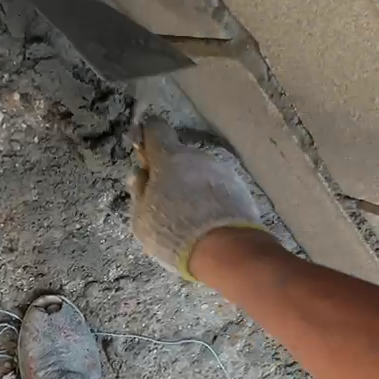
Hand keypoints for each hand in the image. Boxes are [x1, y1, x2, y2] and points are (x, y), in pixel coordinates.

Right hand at [127, 117, 267, 278]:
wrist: (223, 248)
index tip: (144, 156)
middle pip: (180, 157)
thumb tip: (140, 174)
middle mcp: (197, 156)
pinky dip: (210, 200)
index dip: (148, 138)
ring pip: (200, 173)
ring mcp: (222, 171)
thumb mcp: (142, 217)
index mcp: (169, 157)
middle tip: (165, 201)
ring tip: (189, 218)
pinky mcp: (240, 188)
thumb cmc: (172, 231)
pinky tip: (208, 223)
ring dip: (193, 188)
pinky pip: (217, 189)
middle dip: (172, 173)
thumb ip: (139, 191)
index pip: (156, 130)